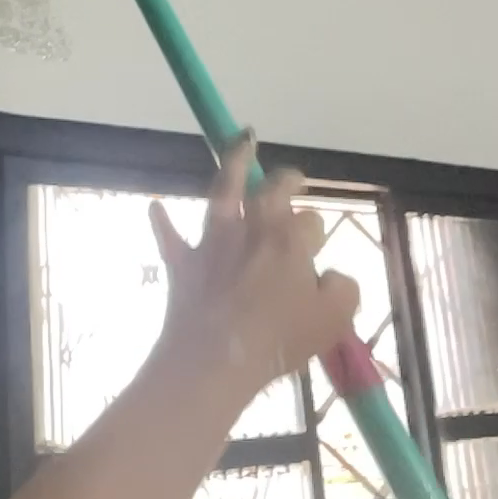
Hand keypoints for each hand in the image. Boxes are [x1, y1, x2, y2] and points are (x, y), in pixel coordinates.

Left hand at [148, 134, 361, 400]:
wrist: (217, 356)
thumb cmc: (279, 340)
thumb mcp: (334, 320)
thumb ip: (343, 289)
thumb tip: (333, 274)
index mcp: (290, 242)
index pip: (311, 221)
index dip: (315, 231)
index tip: (314, 245)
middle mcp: (251, 230)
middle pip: (271, 191)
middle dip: (286, 179)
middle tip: (293, 177)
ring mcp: (213, 242)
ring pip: (222, 191)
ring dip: (233, 163)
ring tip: (241, 142)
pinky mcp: (183, 261)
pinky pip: (169, 235)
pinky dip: (162, 221)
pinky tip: (154, 207)